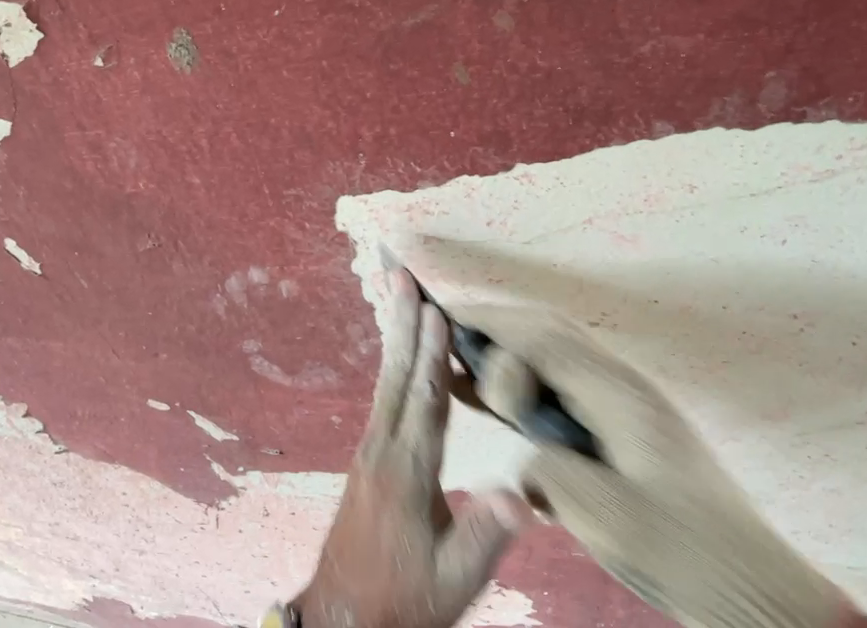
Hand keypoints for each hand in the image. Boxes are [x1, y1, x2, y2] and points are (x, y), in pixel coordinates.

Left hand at [295, 267, 528, 627]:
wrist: (346, 617)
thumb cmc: (406, 599)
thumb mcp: (454, 578)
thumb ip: (485, 534)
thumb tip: (520, 492)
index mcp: (407, 472)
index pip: (425, 401)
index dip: (432, 354)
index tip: (435, 309)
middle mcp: (382, 449)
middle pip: (397, 376)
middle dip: (403, 322)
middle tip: (399, 273)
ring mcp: (369, 451)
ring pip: (386, 382)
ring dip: (395, 335)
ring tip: (398, 294)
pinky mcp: (366, 458)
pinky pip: (383, 399)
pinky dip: (393, 365)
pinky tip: (400, 354)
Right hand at [451, 301, 866, 627]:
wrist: (754, 587)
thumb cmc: (684, 553)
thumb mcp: (605, 517)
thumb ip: (549, 470)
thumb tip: (525, 457)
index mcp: (617, 396)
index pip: (541, 339)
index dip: (488, 323)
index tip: (442, 319)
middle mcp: (620, 387)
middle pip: (549, 331)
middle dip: (496, 326)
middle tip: (447, 338)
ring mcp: (625, 406)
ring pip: (556, 355)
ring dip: (510, 351)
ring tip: (462, 363)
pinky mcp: (623, 431)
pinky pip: (564, 387)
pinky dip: (526, 383)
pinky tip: (500, 403)